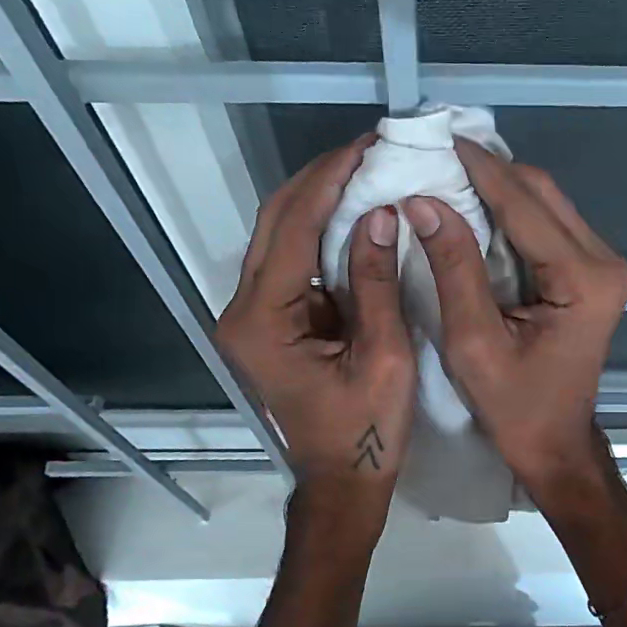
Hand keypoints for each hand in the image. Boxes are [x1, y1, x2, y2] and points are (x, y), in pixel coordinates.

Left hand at [218, 136, 415, 544]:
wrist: (341, 481)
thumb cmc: (366, 430)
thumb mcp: (384, 356)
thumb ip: (375, 283)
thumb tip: (378, 213)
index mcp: (264, 320)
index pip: (294, 227)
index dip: (331, 180)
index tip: (368, 145)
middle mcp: (243, 309)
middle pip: (275, 221)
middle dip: (321, 179)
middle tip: (368, 149)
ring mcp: (251, 315)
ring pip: (279, 234)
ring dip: (318, 199)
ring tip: (365, 170)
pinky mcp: (268, 320)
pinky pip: (291, 259)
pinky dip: (319, 229)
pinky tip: (354, 212)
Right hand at [406, 140, 626, 509]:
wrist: (556, 442)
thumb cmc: (514, 406)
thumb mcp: (473, 342)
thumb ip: (453, 268)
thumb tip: (423, 202)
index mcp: (583, 280)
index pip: (523, 205)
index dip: (477, 169)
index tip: (435, 138)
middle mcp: (605, 261)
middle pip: (541, 194)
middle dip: (488, 170)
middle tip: (435, 154)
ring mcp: (604, 264)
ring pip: (546, 203)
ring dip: (499, 186)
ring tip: (448, 172)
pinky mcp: (593, 271)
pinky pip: (548, 224)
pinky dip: (511, 209)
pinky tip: (475, 203)